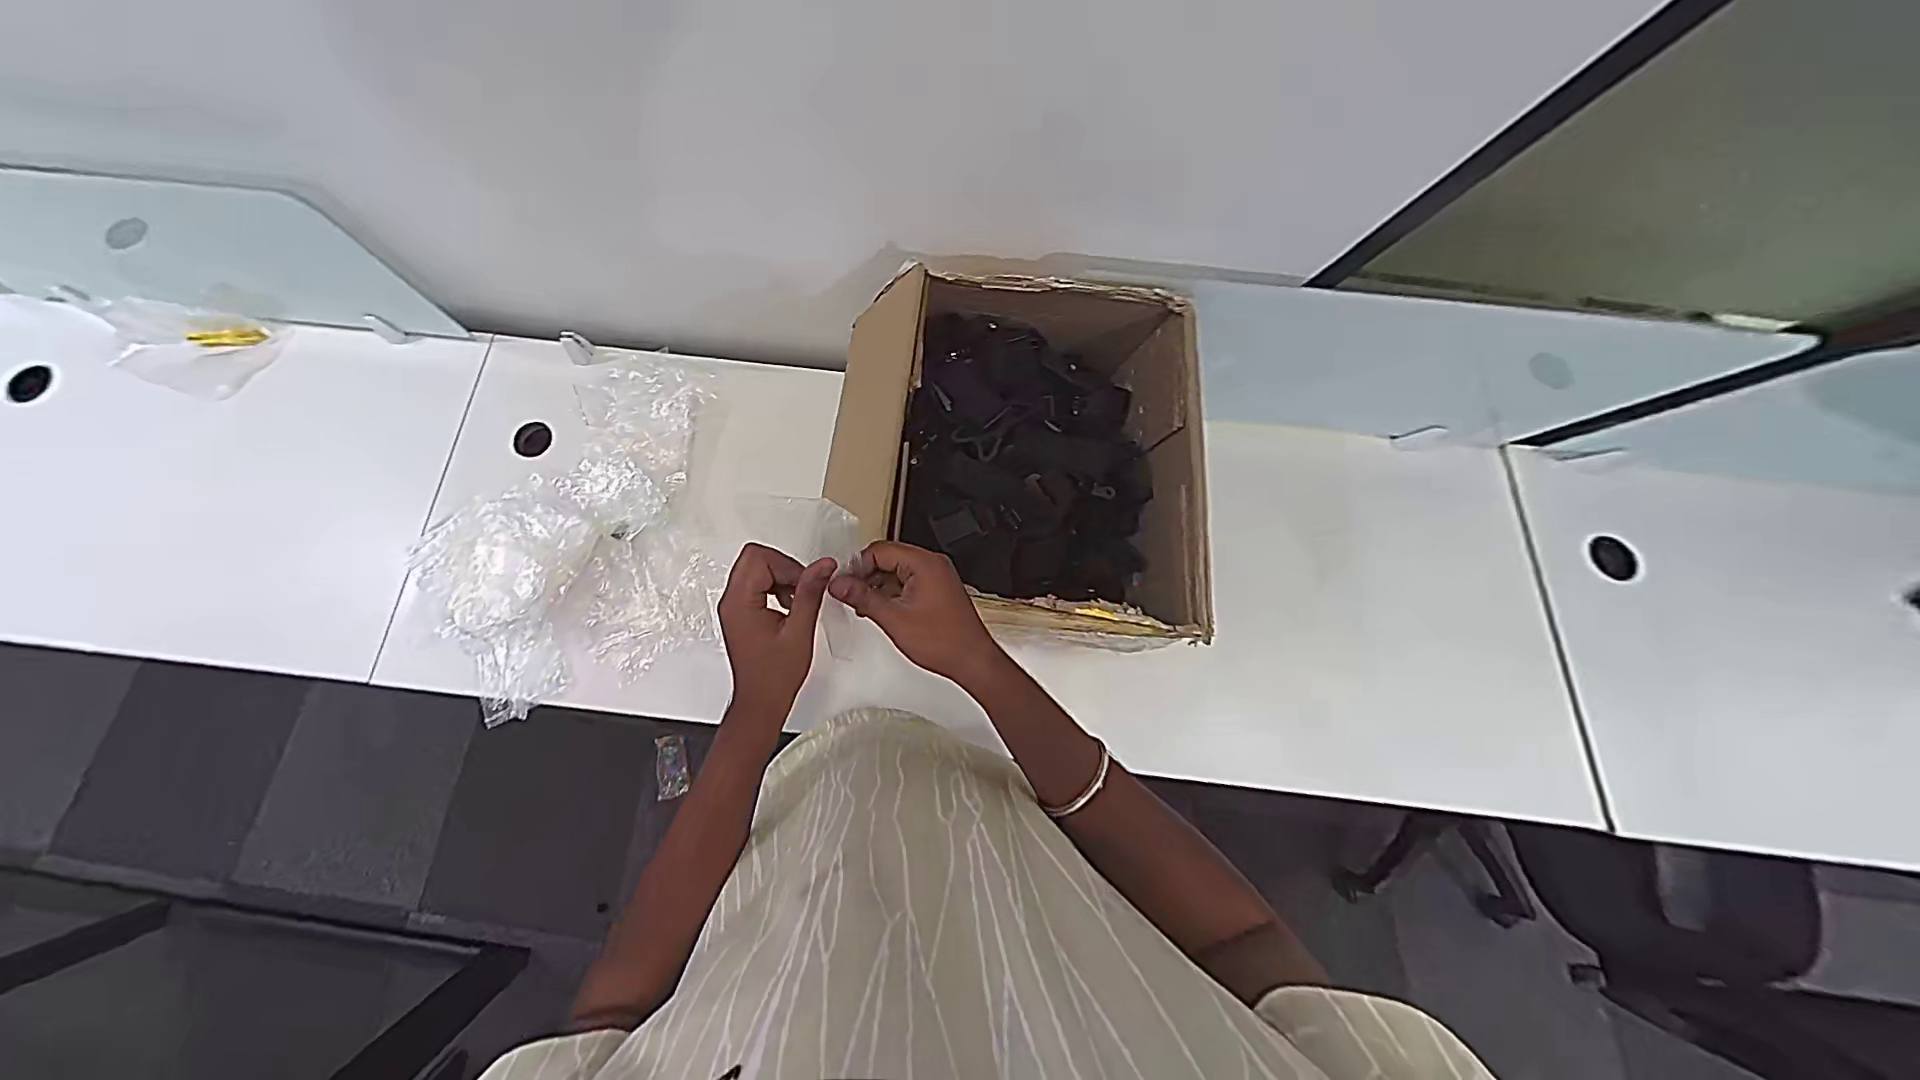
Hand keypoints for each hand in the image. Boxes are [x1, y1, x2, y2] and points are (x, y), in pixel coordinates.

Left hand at [718, 543, 835, 716]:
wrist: (761, 702)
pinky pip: (757, 585)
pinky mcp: (741, 613)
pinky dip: (776, 588)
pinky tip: (789, 608)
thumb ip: (810, 592)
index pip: (759, 558)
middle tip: (801, 589)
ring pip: (756, 569)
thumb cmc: (774, 676)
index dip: (788, 566)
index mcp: (740, 603)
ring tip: (795, 602)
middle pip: (755, 558)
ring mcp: (734, 607)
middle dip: (784, 568)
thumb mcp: (799, 630)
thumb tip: (822, 566)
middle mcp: (731, 602)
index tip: (805, 583)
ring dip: (781, 579)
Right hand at [829, 541, 1007, 687]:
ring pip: (897, 571)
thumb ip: (863, 597)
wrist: (972, 660)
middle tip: (851, 594)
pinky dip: (893, 593)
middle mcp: (933, 565)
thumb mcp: (894, 618)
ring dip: (879, 586)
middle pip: (888, 558)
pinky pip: (909, 582)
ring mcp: (937, 577)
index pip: (880, 550)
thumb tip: (841, 584)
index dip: (858, 566)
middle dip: (867, 576)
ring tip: (865, 606)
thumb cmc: (946, 642)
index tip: (845, 583)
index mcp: (925, 563)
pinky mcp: (938, 590)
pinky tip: (883, 610)